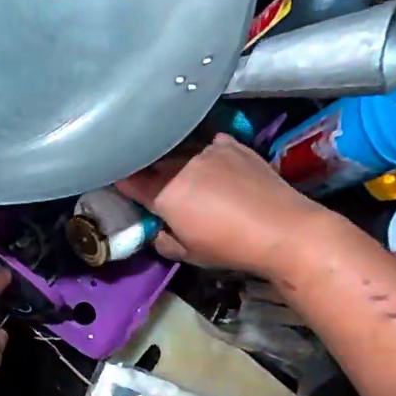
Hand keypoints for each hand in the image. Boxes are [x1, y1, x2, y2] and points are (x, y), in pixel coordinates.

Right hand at [117, 134, 328, 276]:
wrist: (282, 229)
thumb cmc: (228, 246)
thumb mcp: (186, 253)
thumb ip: (162, 239)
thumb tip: (158, 228)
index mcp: (163, 192)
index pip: (128, 179)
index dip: (117, 179)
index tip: (113, 181)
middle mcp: (179, 164)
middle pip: (150, 159)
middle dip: (141, 166)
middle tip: (140, 177)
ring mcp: (207, 149)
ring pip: (176, 148)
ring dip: (168, 157)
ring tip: (170, 167)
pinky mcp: (231, 144)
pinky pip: (203, 142)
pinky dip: (197, 151)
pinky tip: (202, 161)